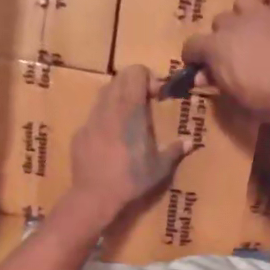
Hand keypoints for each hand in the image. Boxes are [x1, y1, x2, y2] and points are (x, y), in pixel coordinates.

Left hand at [63, 65, 189, 226]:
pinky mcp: (79, 134)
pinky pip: (92, 117)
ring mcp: (90, 120)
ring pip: (103, 94)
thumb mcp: (159, 168)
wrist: (94, 197)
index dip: (147, 77)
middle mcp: (108, 109)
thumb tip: (190, 142)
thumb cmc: (131, 180)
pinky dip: (103, 119)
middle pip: (119, 78)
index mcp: (130, 110)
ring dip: (117, 98)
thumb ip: (175, 150)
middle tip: (143, 104)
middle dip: (133, 85)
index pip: (135, 72)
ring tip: (127, 120)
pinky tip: (109, 141)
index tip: (156, 95)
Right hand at [182, 0, 269, 135]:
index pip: (191, 44)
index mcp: (215, 46)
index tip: (198, 65)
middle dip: (221, 35)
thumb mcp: (229, 94)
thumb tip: (200, 75)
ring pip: (242, 1)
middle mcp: (232, 23)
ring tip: (251, 29)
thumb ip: (213, 79)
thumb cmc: (258, 98)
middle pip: (219, 20)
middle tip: (231, 51)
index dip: (192, 55)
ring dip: (243, 14)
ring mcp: (259, 13)